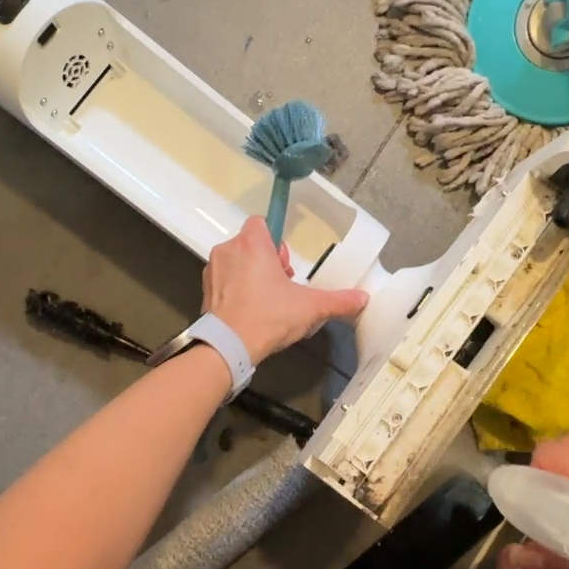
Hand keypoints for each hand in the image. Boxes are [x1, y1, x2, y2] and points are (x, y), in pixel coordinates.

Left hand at [204, 217, 367, 363]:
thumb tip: (363, 298)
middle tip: (280, 286)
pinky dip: (234, 291)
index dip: (275, 241)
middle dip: (266, 261)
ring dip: (250, 274)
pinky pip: (223, 282)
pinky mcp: (204, 290)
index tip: (284, 265)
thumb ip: (338, 301)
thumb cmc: (269, 317)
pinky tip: (248, 312)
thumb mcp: (310, 308)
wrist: (228, 346)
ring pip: (235, 262)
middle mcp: (228, 250)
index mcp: (252, 244)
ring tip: (265, 301)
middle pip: (250, 244)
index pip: (261, 223)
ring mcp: (212, 270)